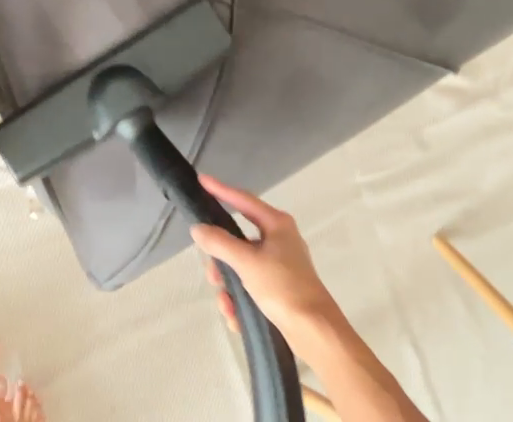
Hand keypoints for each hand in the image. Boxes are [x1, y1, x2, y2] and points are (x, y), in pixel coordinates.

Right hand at [189, 175, 341, 344]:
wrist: (315, 331)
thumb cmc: (283, 287)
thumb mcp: (247, 262)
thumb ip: (219, 243)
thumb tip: (198, 228)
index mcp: (277, 225)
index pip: (243, 200)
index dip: (220, 190)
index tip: (201, 180)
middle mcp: (278, 241)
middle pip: (237, 240)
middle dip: (222, 260)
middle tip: (213, 274)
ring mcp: (279, 266)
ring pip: (240, 267)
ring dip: (229, 285)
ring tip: (226, 303)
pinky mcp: (278, 290)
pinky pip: (249, 287)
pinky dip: (240, 301)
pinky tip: (235, 316)